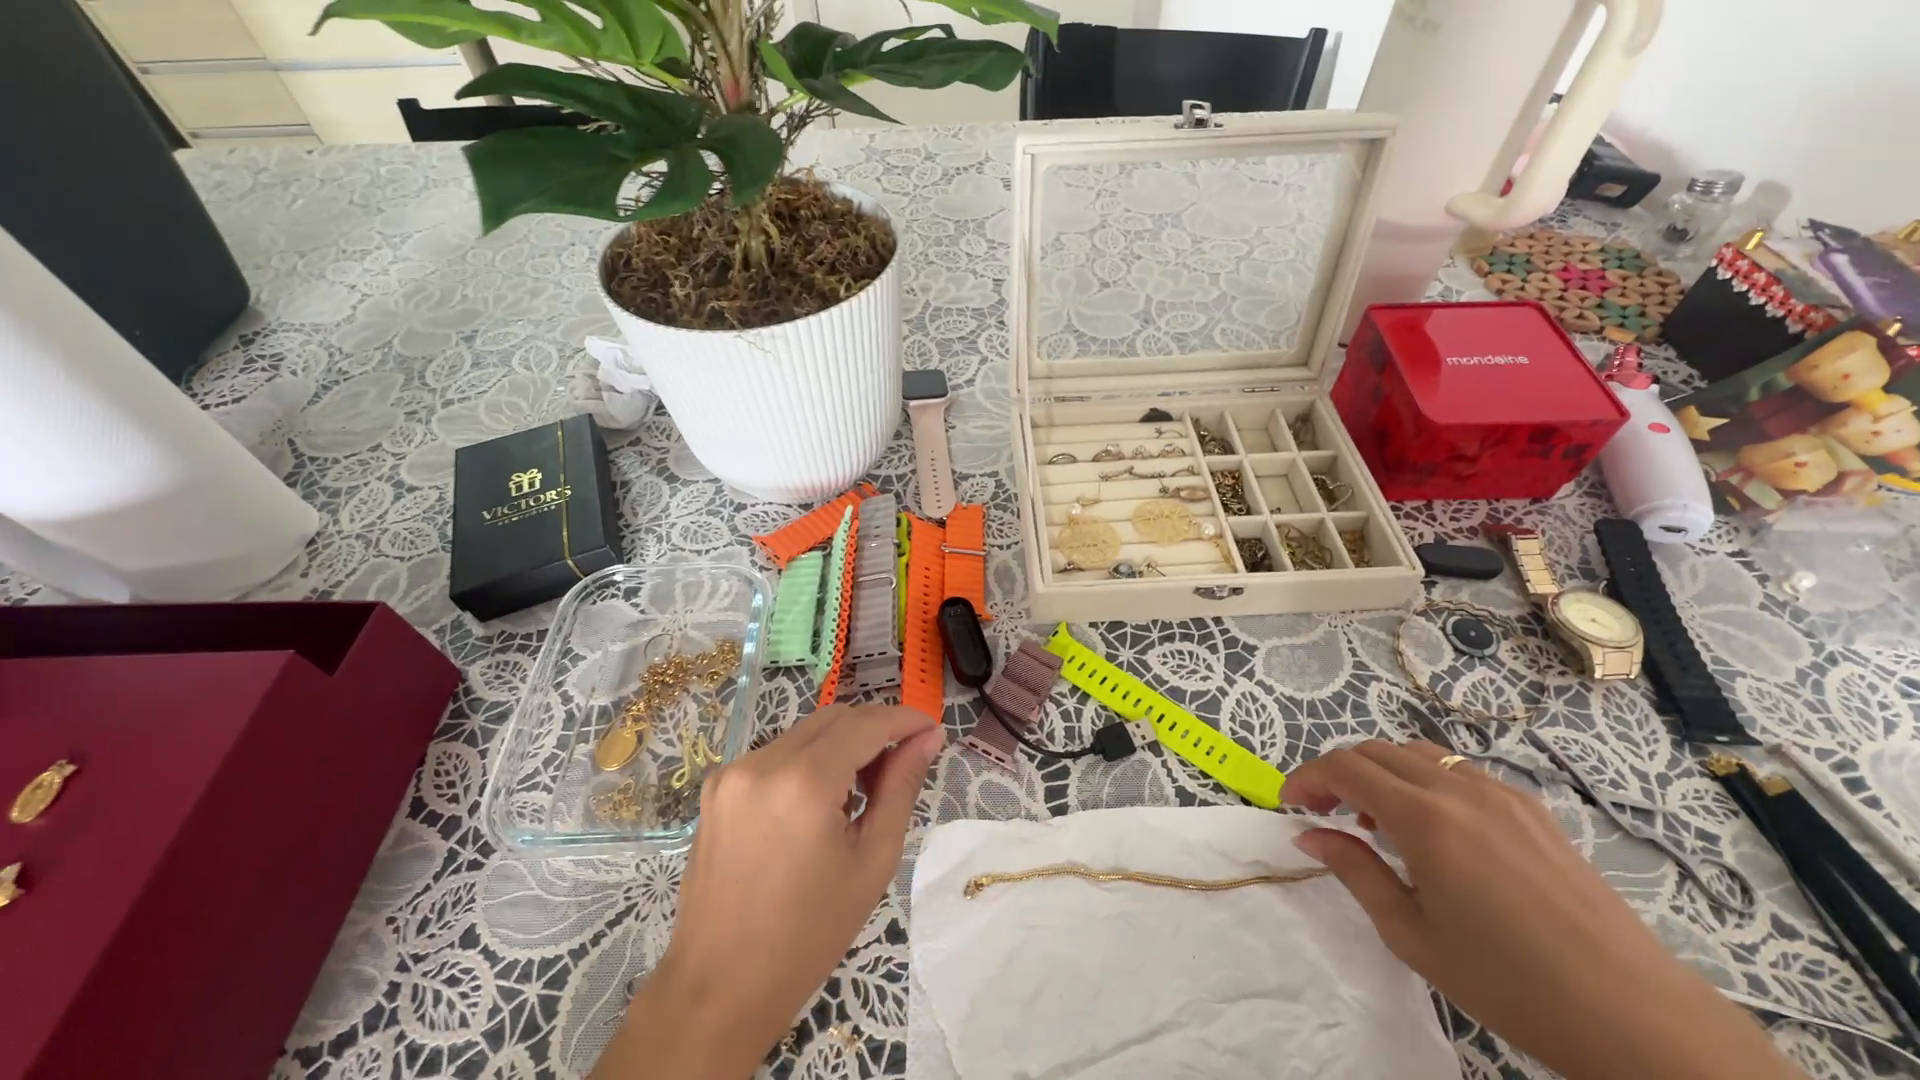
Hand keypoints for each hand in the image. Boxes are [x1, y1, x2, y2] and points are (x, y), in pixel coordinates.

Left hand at [594, 705, 943, 1079]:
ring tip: (863, 792)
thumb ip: (901, 788)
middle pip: (833, 718)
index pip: (865, 723)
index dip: (905, 719)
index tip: (933, 730)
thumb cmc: (810, 933)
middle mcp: (762, 762)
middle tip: (904, 763)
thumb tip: (926, 740)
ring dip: (840, 746)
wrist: (720, 985)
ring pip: (803, 734)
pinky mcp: (716, 790)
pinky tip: (820, 805)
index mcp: (804, 781)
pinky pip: (775, 756)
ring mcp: (731, 773)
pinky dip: (807, 763)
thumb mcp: (872, 861)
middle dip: (874, 730)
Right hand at [1285, 739, 1798, 1079]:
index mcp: (1425, 819)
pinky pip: (1459, 772)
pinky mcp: (1532, 809)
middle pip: (1378, 750)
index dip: (1308, 778)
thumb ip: (1355, 871)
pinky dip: (1424, 781)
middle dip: (1339, 772)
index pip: (1345, 767)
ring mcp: (1502, 793)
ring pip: (1419, 754)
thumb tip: (1311, 836)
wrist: (1628, 1009)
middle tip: (1324, 813)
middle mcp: (1460, 789)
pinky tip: (1431, 829)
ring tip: (1374, 820)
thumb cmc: (1506, 981)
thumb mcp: (1411, 934)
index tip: (1291, 806)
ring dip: (1382, 772)